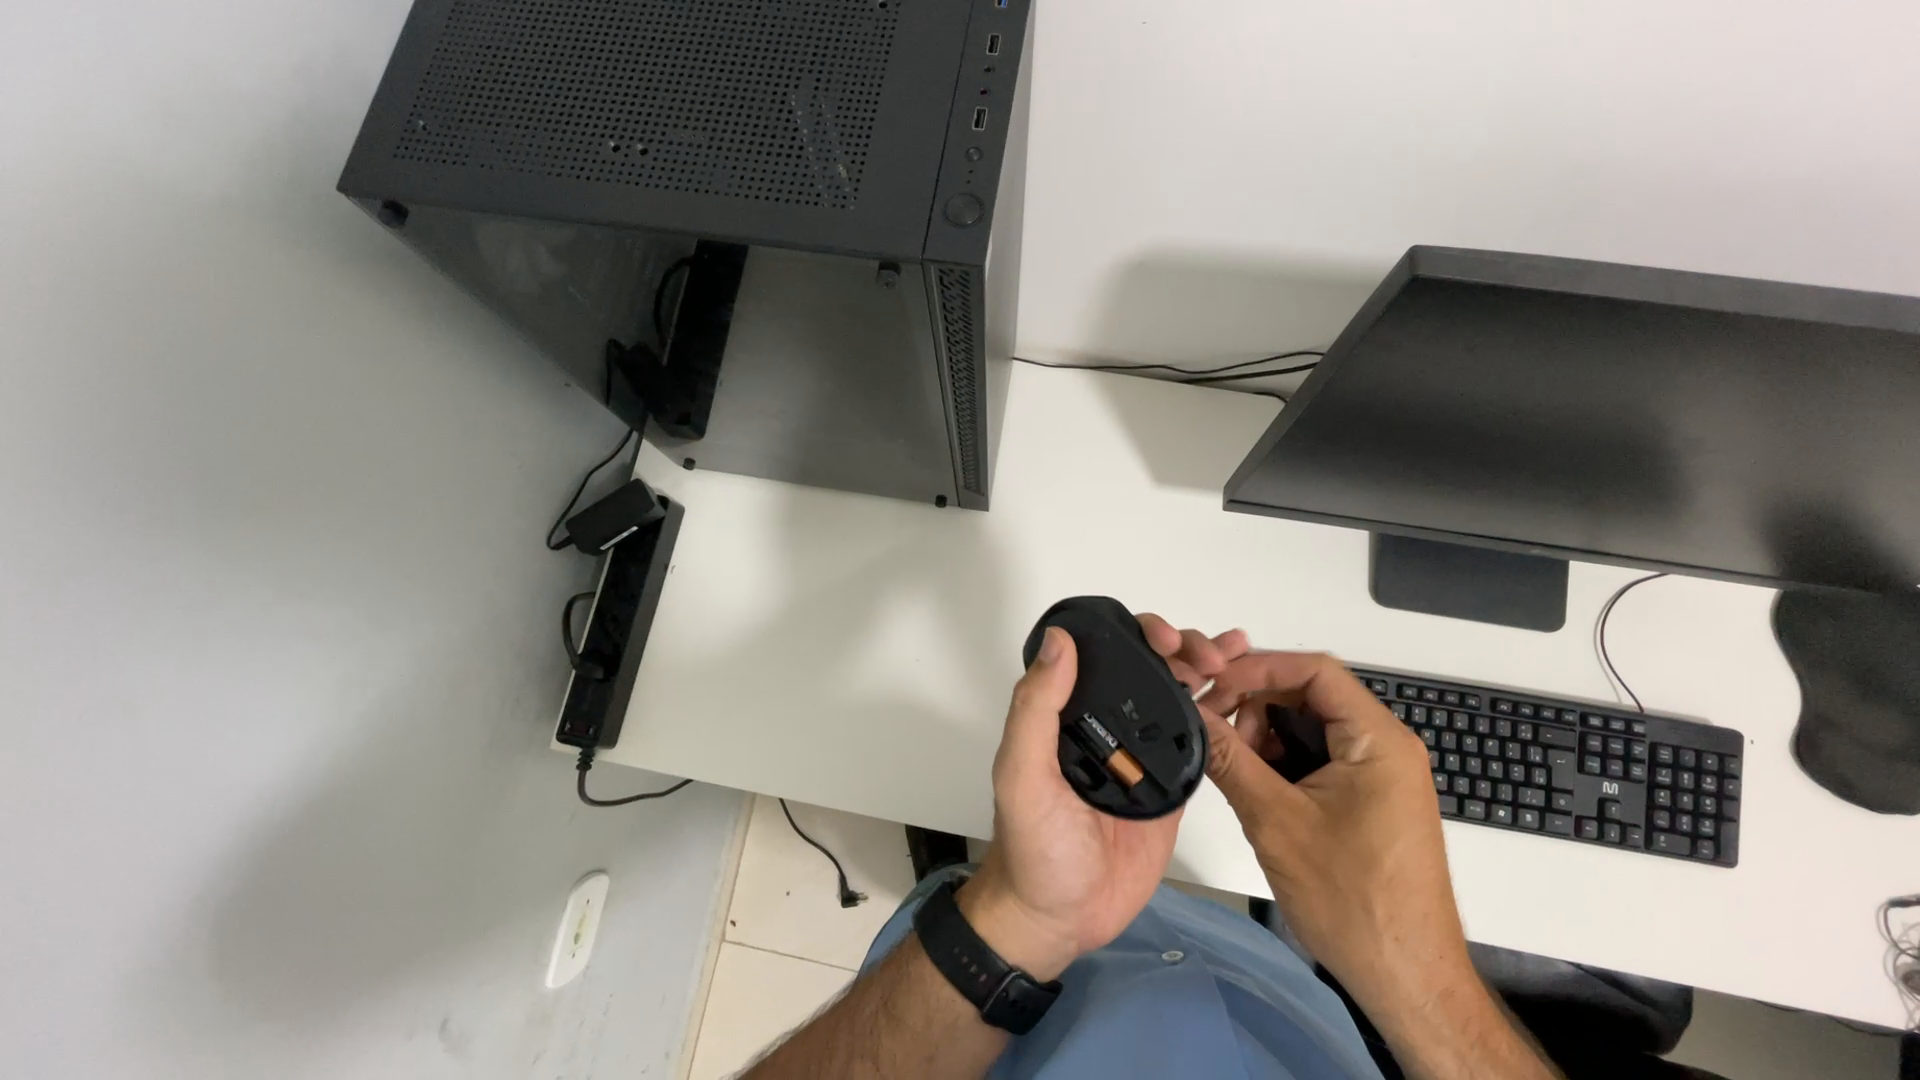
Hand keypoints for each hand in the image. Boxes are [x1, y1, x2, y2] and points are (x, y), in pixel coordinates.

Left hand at [957, 616, 1247, 980]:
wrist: (1061, 918)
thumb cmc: (1035, 846)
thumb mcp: (1022, 773)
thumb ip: (1036, 708)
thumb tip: (1060, 639)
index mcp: (1069, 713)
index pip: (1106, 655)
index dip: (1137, 633)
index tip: (1165, 637)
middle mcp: (1107, 724)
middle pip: (1150, 669)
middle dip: (1183, 648)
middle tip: (1213, 656)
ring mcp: (1142, 754)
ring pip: (1179, 696)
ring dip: (1208, 670)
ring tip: (1240, 658)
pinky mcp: (1171, 786)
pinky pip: (1201, 742)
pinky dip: (1224, 716)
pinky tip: (1248, 700)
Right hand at [1199, 653, 1476, 1021]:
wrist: (1406, 977)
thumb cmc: (1349, 898)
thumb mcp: (1275, 820)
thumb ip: (1228, 758)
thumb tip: (1189, 713)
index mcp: (1378, 739)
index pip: (1314, 670)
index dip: (1257, 668)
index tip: (1211, 687)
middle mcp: (1385, 745)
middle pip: (1310, 694)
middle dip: (1255, 703)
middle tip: (1212, 728)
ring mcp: (1379, 772)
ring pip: (1310, 725)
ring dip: (1264, 733)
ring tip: (1231, 763)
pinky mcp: (1368, 797)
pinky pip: (1318, 755)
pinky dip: (1281, 759)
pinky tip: (1253, 783)